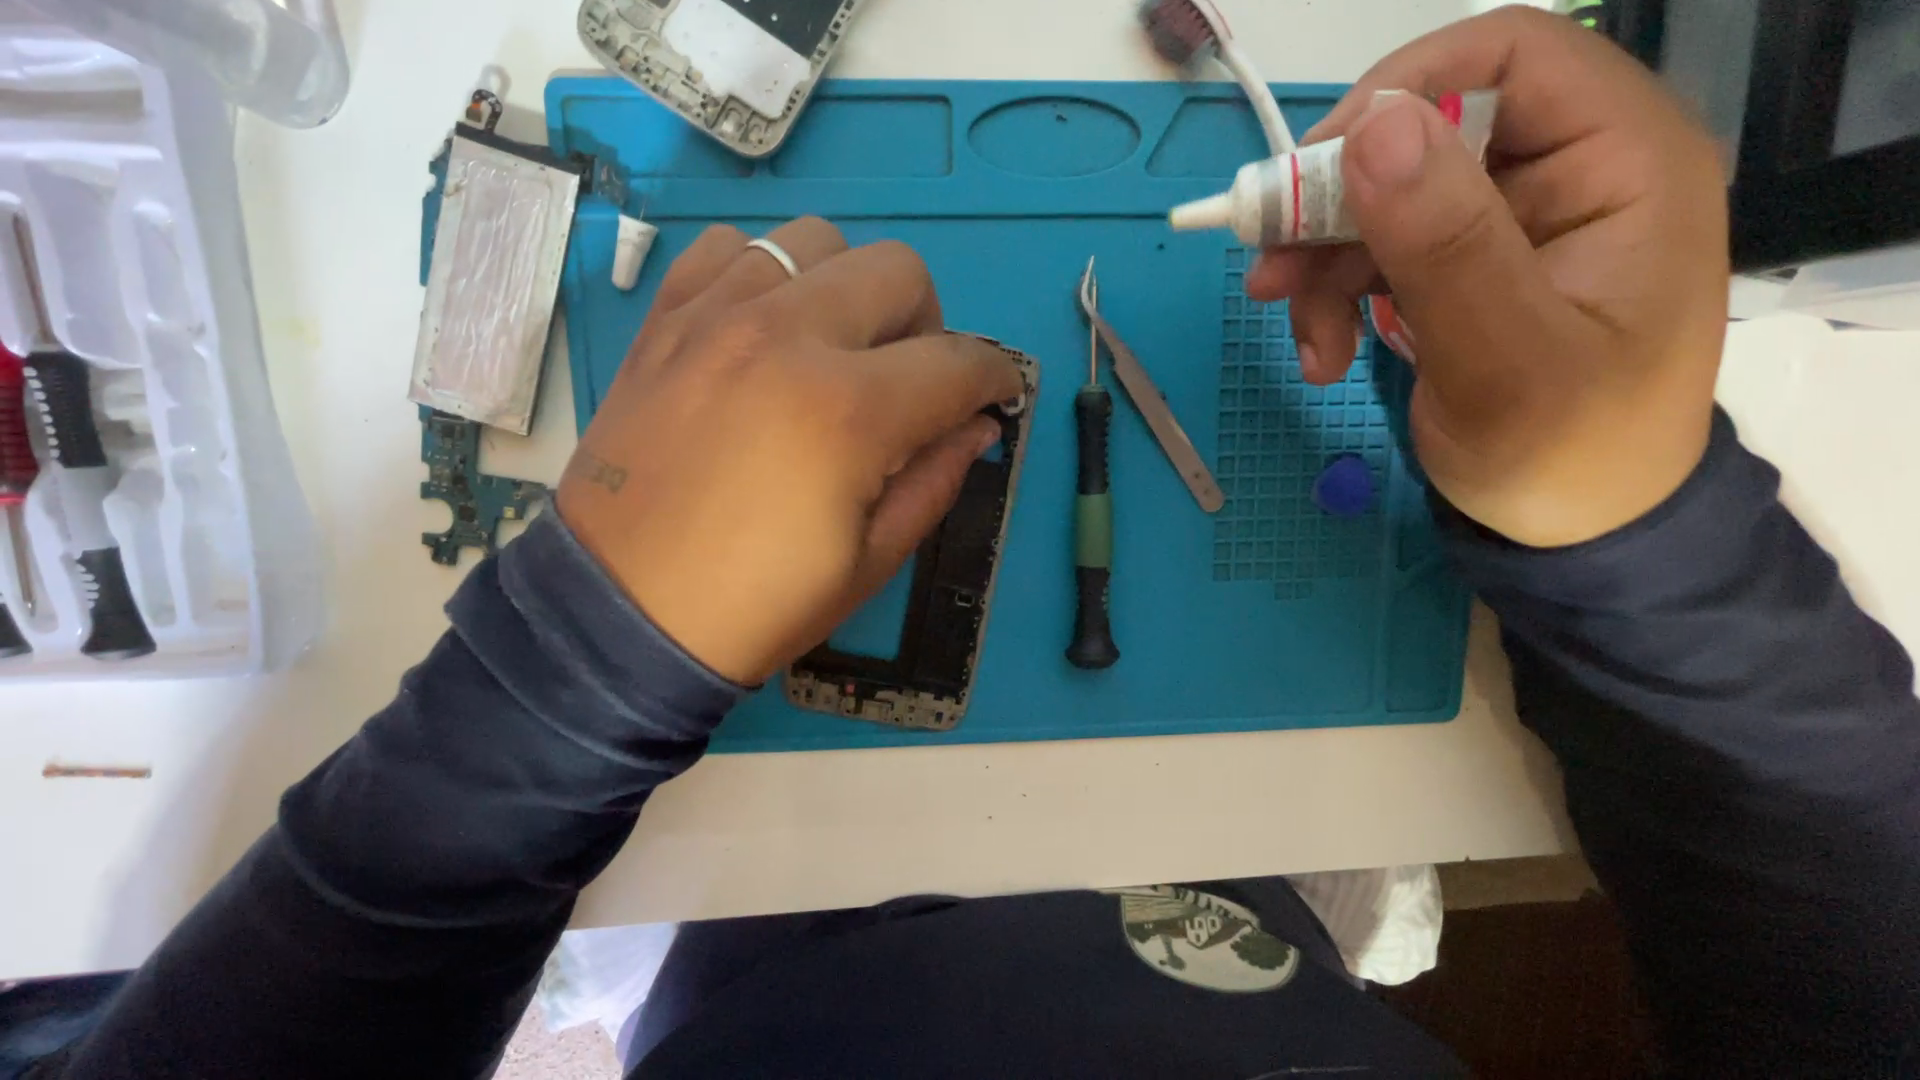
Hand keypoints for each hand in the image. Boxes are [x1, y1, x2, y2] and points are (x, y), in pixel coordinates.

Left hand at [556, 218, 1022, 684]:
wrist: (620, 615)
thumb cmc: (758, 604)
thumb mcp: (870, 561)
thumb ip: (936, 480)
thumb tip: (975, 425)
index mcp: (848, 409)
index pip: (956, 362)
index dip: (994, 377)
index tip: (995, 396)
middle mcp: (787, 336)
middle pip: (897, 272)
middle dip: (929, 325)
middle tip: (912, 382)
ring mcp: (716, 318)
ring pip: (815, 241)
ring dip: (849, 287)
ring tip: (836, 348)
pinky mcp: (664, 323)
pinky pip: (728, 250)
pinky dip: (764, 275)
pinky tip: (764, 329)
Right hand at [1249, 8, 1728, 547]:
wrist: (1574, 530)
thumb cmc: (1563, 454)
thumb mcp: (1503, 358)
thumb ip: (1445, 241)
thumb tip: (1370, 127)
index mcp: (1619, 163)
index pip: (1507, 57)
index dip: (1398, 94)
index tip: (1313, 174)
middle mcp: (1566, 172)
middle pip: (1424, 131)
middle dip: (1334, 204)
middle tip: (1270, 272)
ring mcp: (1510, 223)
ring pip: (1384, 197)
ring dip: (1322, 266)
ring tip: (1304, 342)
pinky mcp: (1466, 267)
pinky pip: (1378, 253)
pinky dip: (1334, 299)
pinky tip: (1322, 354)